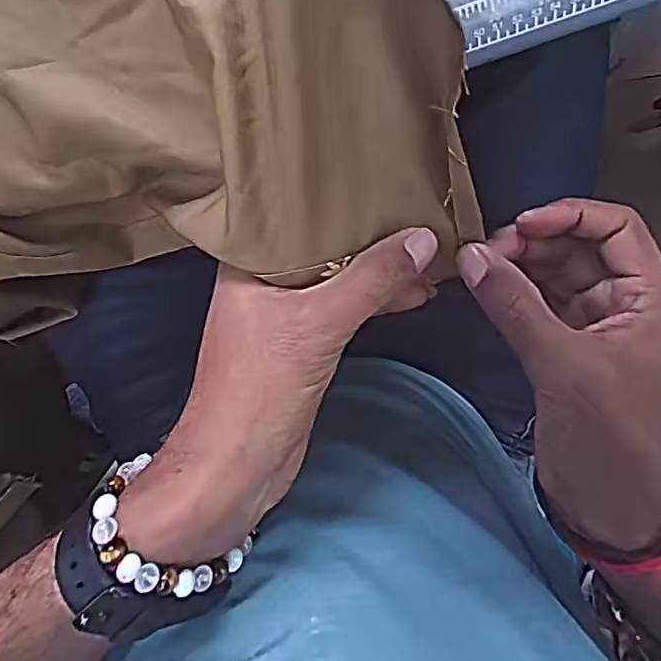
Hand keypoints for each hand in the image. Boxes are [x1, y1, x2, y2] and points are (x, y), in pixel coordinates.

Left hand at [116, 227, 439, 562]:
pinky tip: (405, 296)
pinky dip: (373, 302)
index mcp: (249, 262)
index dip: (347, 206)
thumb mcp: (318, 323)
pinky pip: (342, 309)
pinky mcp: (299, 344)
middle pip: (326, 249)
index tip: (390, 191)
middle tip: (418, 229)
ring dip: (378, 275)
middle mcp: (262, 282)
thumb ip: (370, 279)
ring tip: (424, 264)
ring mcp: (281, 314)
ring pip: (338, 280)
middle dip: (372, 243)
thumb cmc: (257, 391)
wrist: (236, 468)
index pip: (303, 218)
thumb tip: (420, 240)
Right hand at [458, 198, 660, 549]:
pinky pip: (541, 302)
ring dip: (520, 265)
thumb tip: (473, 256)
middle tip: (490, 251)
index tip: (522, 224)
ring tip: (483, 267)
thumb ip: (515, 305)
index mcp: (652, 300)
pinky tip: (489, 288)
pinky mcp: (570, 348)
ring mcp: (597, 326)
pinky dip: (514, 292)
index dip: (570, 215)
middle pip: (581, 247)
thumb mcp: (563, 366)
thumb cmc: (614, 443)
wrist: (614, 512)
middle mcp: (627, 305)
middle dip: (535, 242)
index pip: (618, 228)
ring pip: (557, 274)